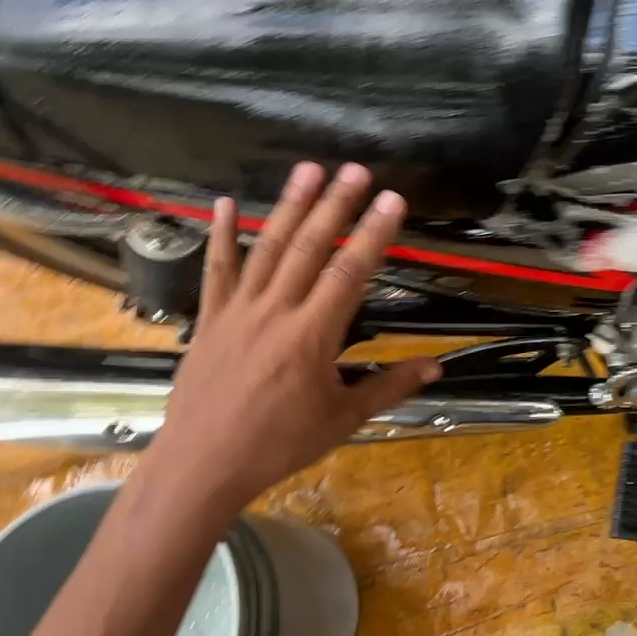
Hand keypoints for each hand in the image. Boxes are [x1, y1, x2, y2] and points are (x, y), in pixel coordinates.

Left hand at [139, 162, 439, 514]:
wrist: (201, 466)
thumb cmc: (278, 445)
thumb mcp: (342, 420)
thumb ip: (389, 387)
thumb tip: (435, 366)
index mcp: (312, 336)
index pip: (349, 273)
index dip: (373, 233)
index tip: (391, 200)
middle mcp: (275, 312)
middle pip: (308, 248)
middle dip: (335, 205)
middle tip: (355, 169)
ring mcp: (237, 311)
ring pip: (266, 248)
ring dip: (289, 206)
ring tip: (308, 170)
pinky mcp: (210, 319)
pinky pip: (216, 270)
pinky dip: (220, 234)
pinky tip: (224, 202)